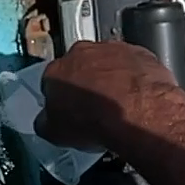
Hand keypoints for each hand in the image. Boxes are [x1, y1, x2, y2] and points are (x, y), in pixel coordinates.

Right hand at [36, 40, 184, 149]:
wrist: (137, 113)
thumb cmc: (97, 120)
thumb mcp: (55, 134)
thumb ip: (46, 122)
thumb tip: (47, 123)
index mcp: (55, 71)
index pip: (51, 81)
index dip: (59, 97)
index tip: (66, 110)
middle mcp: (80, 54)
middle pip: (78, 66)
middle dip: (84, 82)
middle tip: (92, 107)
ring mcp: (111, 50)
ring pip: (106, 62)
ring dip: (109, 78)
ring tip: (117, 104)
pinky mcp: (139, 52)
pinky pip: (132, 63)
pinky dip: (133, 77)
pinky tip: (136, 98)